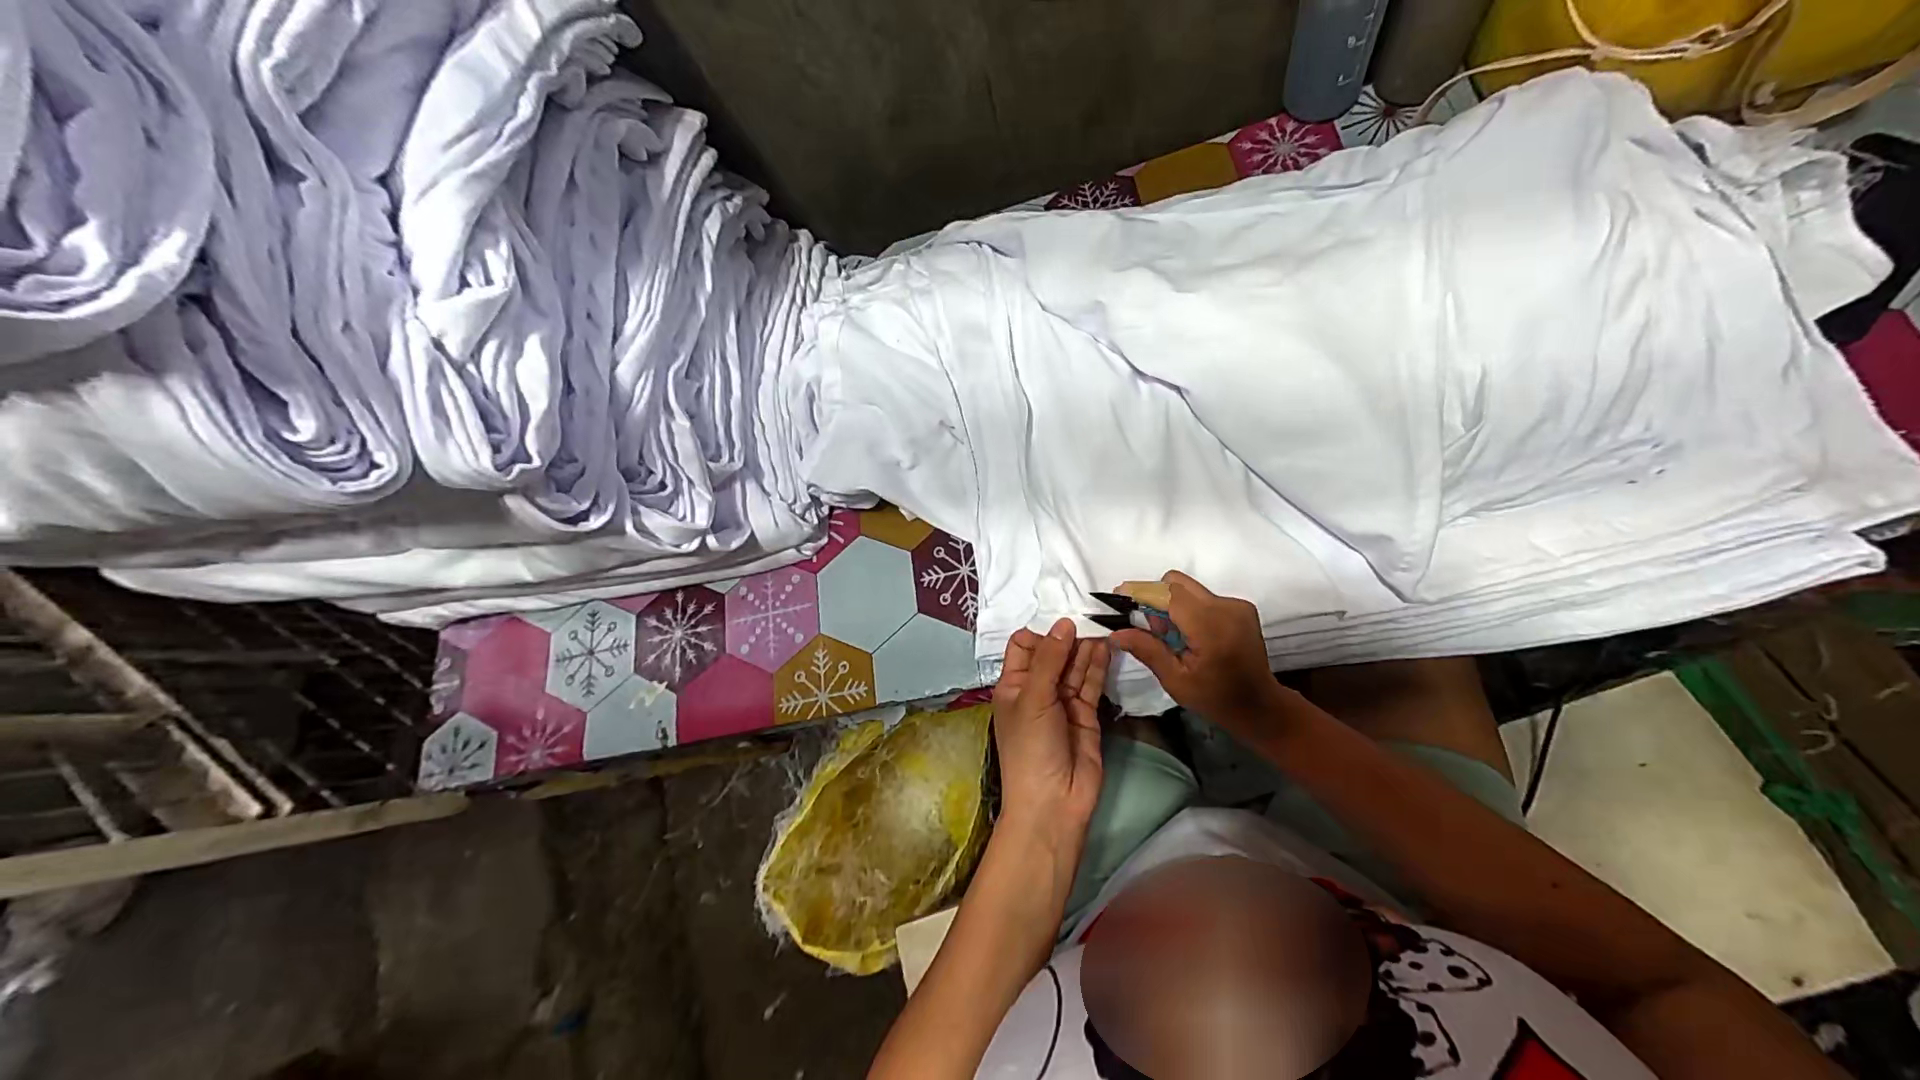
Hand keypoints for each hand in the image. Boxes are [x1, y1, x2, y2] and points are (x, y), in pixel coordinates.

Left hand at [992, 619, 1108, 834]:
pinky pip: (1091, 682)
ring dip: (1085, 647)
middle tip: (1090, 614)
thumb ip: (1050, 659)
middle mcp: (1037, 690)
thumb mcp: (1033, 699)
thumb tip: (1063, 624)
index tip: (1062, 616)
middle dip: (1068, 636)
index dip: (1040, 632)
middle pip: (1053, 653)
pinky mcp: (1086, 713)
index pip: (1024, 646)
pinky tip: (1106, 645)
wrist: (1054, 802)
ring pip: (1074, 666)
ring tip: (1102, 625)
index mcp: (1013, 685)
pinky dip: (1098, 665)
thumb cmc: (1031, 748)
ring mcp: (1062, 702)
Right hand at [1108, 571, 1289, 733]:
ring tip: (1165, 632)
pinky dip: (1186, 608)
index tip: (1118, 597)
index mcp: (1211, 627)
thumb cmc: (1215, 699)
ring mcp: (1236, 605)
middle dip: (1153, 596)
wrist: (1259, 705)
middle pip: (1176, 583)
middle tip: (1141, 621)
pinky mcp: (1239, 607)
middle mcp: (1226, 607)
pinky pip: (1202, 596)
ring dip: (1169, 603)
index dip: (1140, 592)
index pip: (1168, 594)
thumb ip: (1147, 649)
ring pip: (1188, 588)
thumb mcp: (1175, 681)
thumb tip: (1116, 632)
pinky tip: (1184, 633)